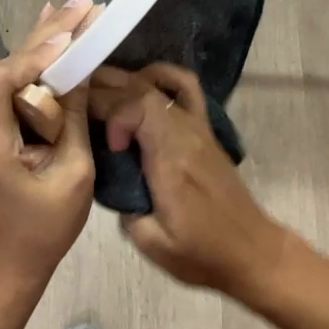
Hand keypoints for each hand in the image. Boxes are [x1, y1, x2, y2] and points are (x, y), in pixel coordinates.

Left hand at [0, 0, 97, 285]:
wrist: (14, 256)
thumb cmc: (47, 224)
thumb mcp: (73, 173)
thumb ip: (73, 119)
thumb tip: (82, 69)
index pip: (4, 80)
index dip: (35, 55)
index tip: (69, 36)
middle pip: (8, 66)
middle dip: (48, 35)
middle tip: (84, 4)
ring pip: (12, 70)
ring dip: (45, 41)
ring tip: (75, 7)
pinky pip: (13, 84)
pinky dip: (36, 59)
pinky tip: (52, 28)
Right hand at [94, 63, 291, 295]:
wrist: (251, 252)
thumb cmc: (202, 253)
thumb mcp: (153, 243)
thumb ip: (124, 209)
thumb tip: (108, 182)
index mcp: (171, 158)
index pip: (137, 105)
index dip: (111, 114)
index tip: (107, 145)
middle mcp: (185, 131)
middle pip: (140, 87)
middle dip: (103, 91)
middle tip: (78, 108)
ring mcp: (196, 125)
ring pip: (157, 81)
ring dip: (124, 81)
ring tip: (98, 96)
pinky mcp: (203, 128)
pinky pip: (185, 86)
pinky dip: (160, 76)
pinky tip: (140, 86)